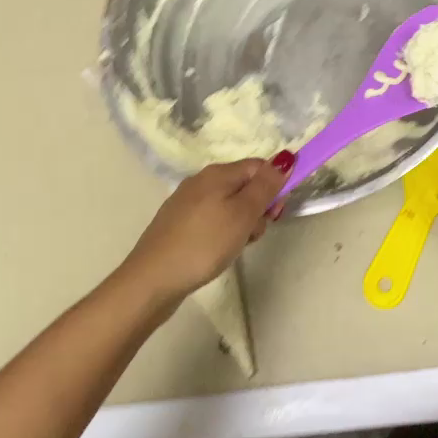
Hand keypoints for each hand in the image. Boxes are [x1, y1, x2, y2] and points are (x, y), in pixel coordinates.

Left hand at [119, 155, 290, 301]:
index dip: (274, 186)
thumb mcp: (243, 214)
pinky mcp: (178, 223)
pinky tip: (216, 252)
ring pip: (228, 205)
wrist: (152, 279)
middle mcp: (201, 180)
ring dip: (241, 224)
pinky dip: (221, 232)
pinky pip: (212, 219)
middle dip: (257, 209)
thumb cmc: (204, 244)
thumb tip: (286, 157)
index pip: (259, 166)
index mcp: (218, 173)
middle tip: (253, 234)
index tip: (275, 214)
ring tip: (234, 248)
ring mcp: (186, 202)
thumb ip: (266, 186)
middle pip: (244, 186)